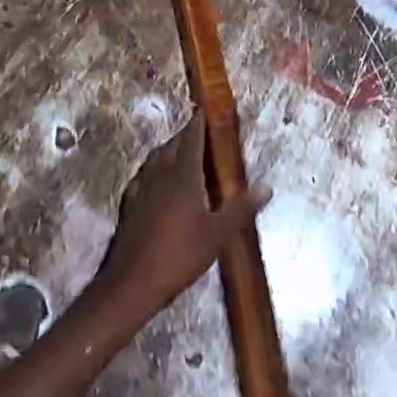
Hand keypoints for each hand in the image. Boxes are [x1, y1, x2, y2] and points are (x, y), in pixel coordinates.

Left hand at [98, 116, 268, 311]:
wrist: (128, 286)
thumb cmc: (178, 256)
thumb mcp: (218, 235)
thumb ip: (241, 209)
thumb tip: (267, 186)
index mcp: (183, 177)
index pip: (191, 140)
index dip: (198, 124)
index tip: (204, 110)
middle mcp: (159, 177)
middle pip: (171, 146)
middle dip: (185, 135)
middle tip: (198, 132)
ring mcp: (140, 192)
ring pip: (154, 160)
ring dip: (168, 150)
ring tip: (179, 152)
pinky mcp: (128, 208)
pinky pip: (143, 177)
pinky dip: (154, 171)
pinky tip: (155, 182)